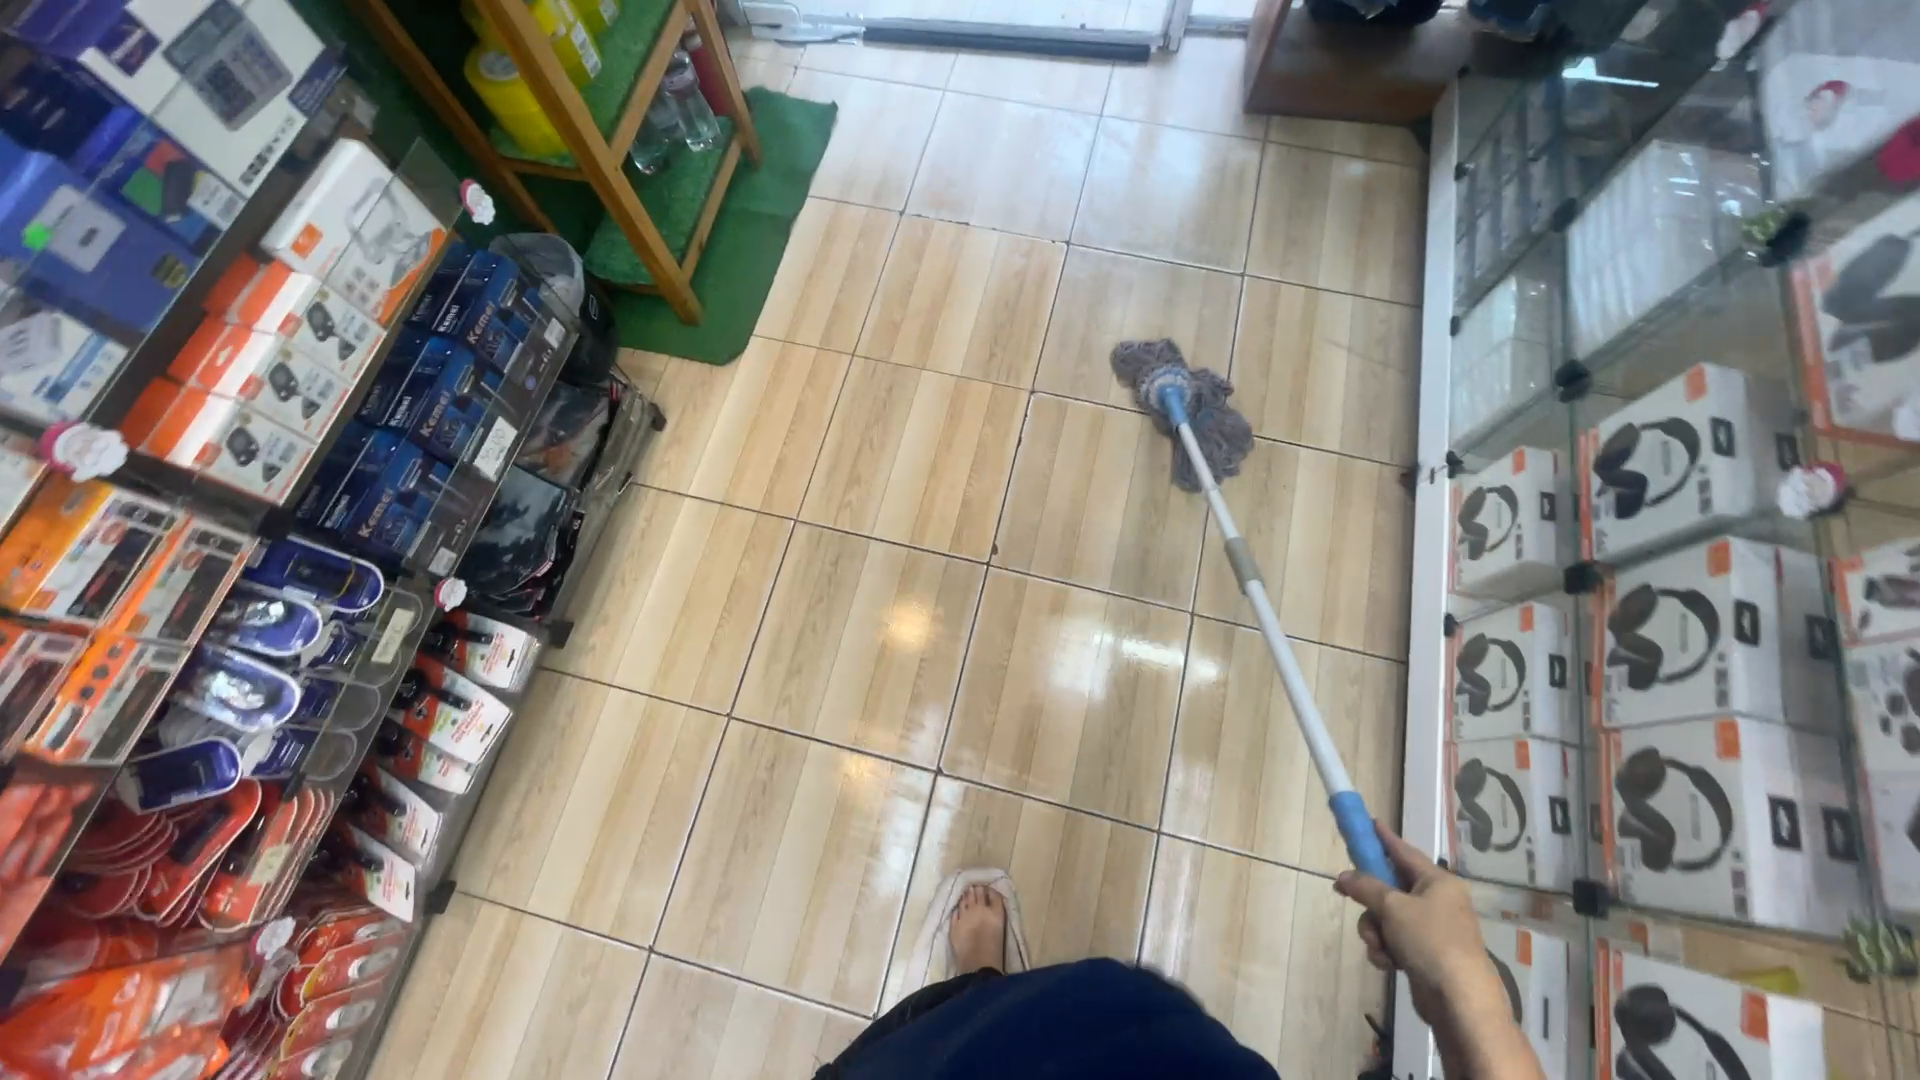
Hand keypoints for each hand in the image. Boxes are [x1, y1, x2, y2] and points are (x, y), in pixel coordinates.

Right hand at [1334, 825, 1490, 997]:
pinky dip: (1386, 949)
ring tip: (1378, 946)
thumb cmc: (1431, 941)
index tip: (1368, 823)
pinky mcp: (1425, 954)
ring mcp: (1432, 929)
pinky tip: (1387, 962)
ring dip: (1375, 930)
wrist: (1459, 1000)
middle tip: (1346, 893)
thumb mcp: (1393, 907)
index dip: (1384, 837)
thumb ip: (1365, 886)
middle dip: (1370, 900)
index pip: (1404, 851)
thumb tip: (1344, 877)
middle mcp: (1437, 902)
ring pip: (1386, 916)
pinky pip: (1393, 940)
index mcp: (1438, 883)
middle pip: (1390, 887)